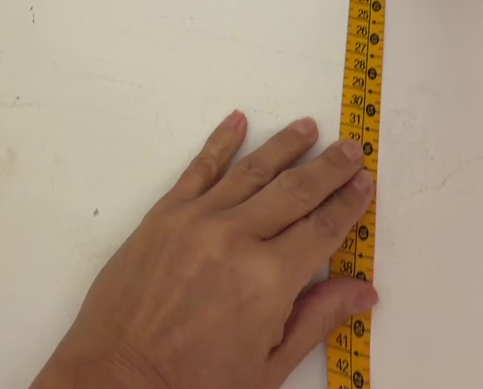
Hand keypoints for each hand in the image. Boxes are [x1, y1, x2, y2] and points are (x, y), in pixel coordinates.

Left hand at [32, 113, 377, 388]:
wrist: (118, 376)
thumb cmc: (195, 384)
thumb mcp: (267, 367)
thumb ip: (315, 319)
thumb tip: (363, 290)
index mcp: (268, 280)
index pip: (321, 230)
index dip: (347, 204)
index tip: (364, 182)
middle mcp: (237, 237)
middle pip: (294, 191)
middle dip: (328, 167)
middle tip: (351, 146)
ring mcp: (197, 217)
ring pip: (251, 170)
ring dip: (283, 145)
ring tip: (307, 126)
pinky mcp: (166, 211)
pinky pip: (199, 166)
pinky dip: (221, 141)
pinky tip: (238, 120)